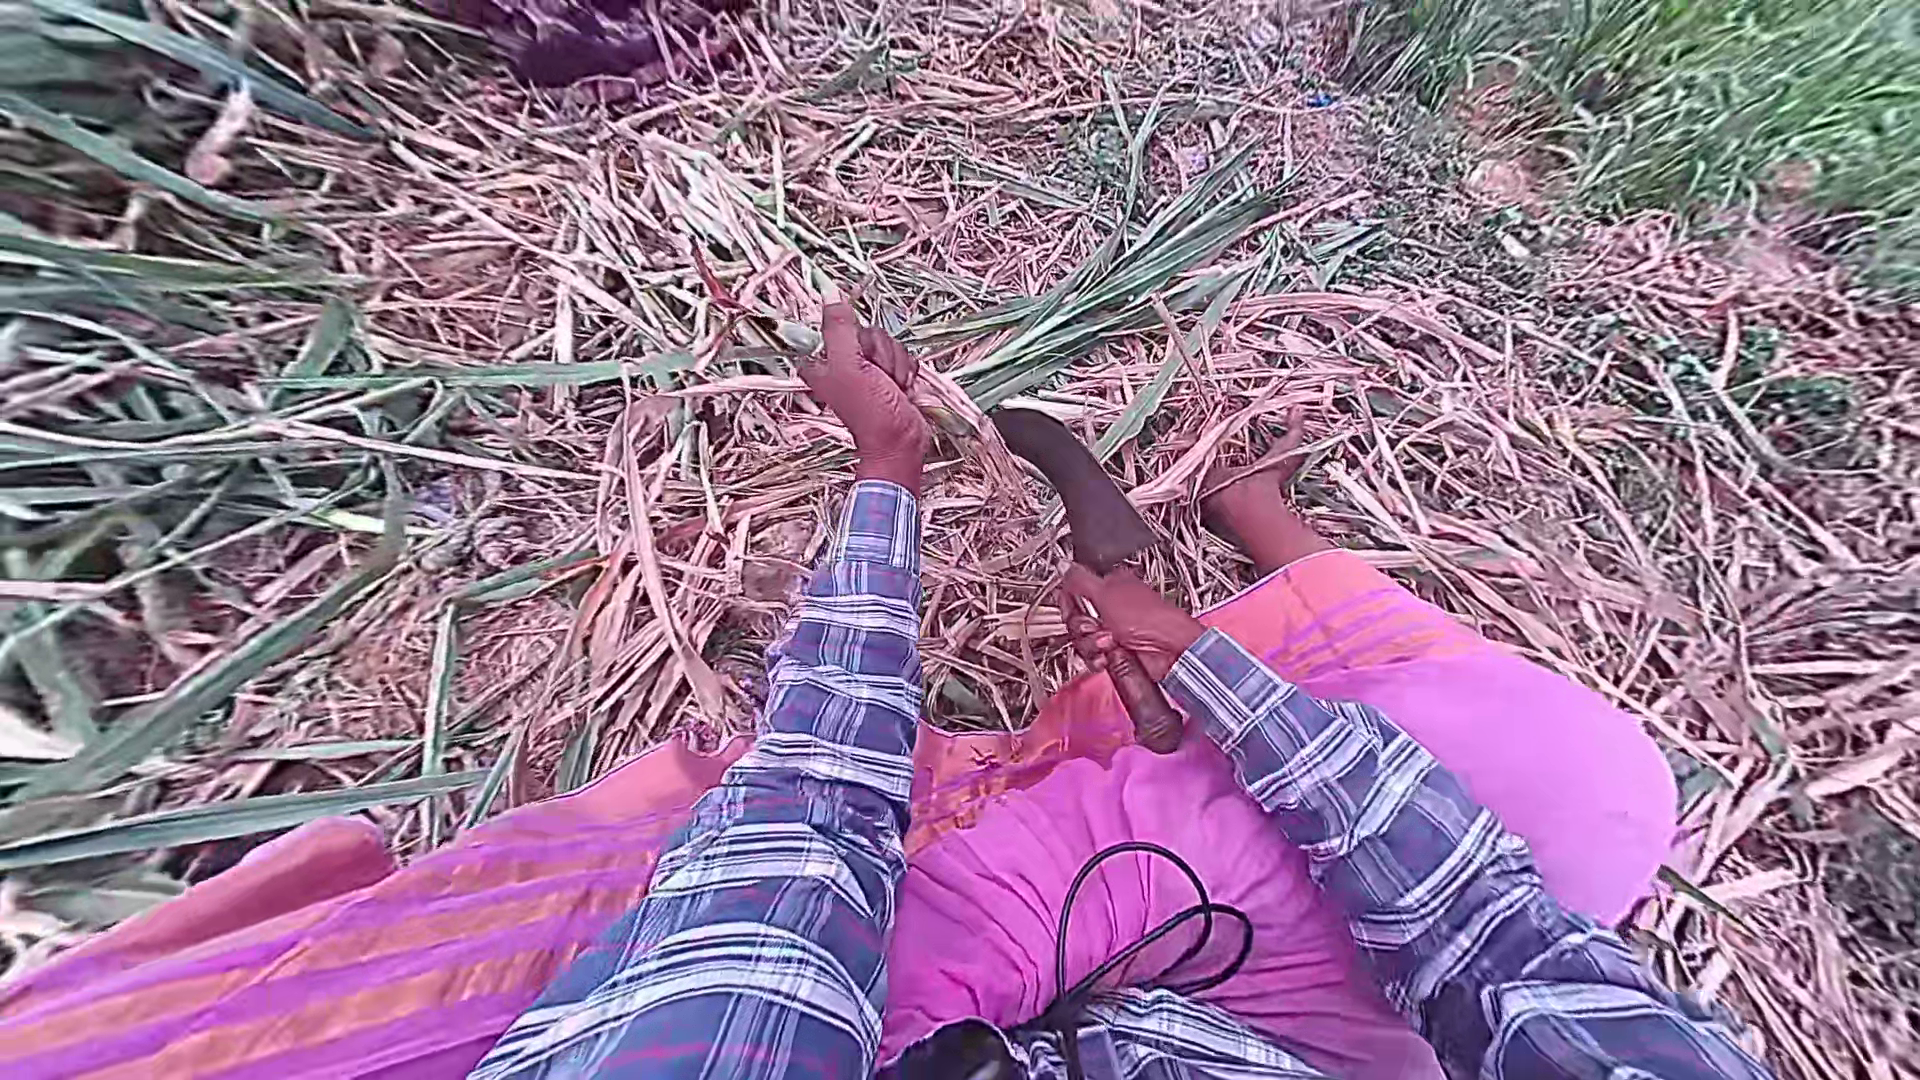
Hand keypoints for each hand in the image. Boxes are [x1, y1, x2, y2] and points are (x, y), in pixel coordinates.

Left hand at [801, 303, 928, 493]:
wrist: (901, 443)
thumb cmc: (871, 414)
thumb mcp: (849, 367)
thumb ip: (839, 330)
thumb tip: (830, 294)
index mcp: (824, 362)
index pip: (839, 326)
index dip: (854, 338)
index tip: (858, 356)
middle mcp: (844, 364)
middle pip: (869, 333)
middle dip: (881, 354)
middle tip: (879, 377)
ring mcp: (869, 371)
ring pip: (889, 344)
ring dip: (896, 365)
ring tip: (892, 388)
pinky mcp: (891, 377)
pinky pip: (904, 357)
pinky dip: (907, 372)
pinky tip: (902, 389)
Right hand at [1061, 565, 1205, 681]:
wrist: (1169, 652)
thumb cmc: (1149, 618)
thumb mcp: (1106, 592)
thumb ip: (1079, 579)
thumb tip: (1062, 566)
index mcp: (1109, 585)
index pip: (1074, 590)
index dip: (1070, 601)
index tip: (1073, 607)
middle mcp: (1110, 607)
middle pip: (1075, 617)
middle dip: (1082, 625)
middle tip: (1095, 626)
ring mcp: (1112, 630)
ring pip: (1081, 638)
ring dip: (1091, 643)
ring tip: (1109, 641)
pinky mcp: (1113, 651)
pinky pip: (1091, 655)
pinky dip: (1097, 657)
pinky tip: (1109, 654)